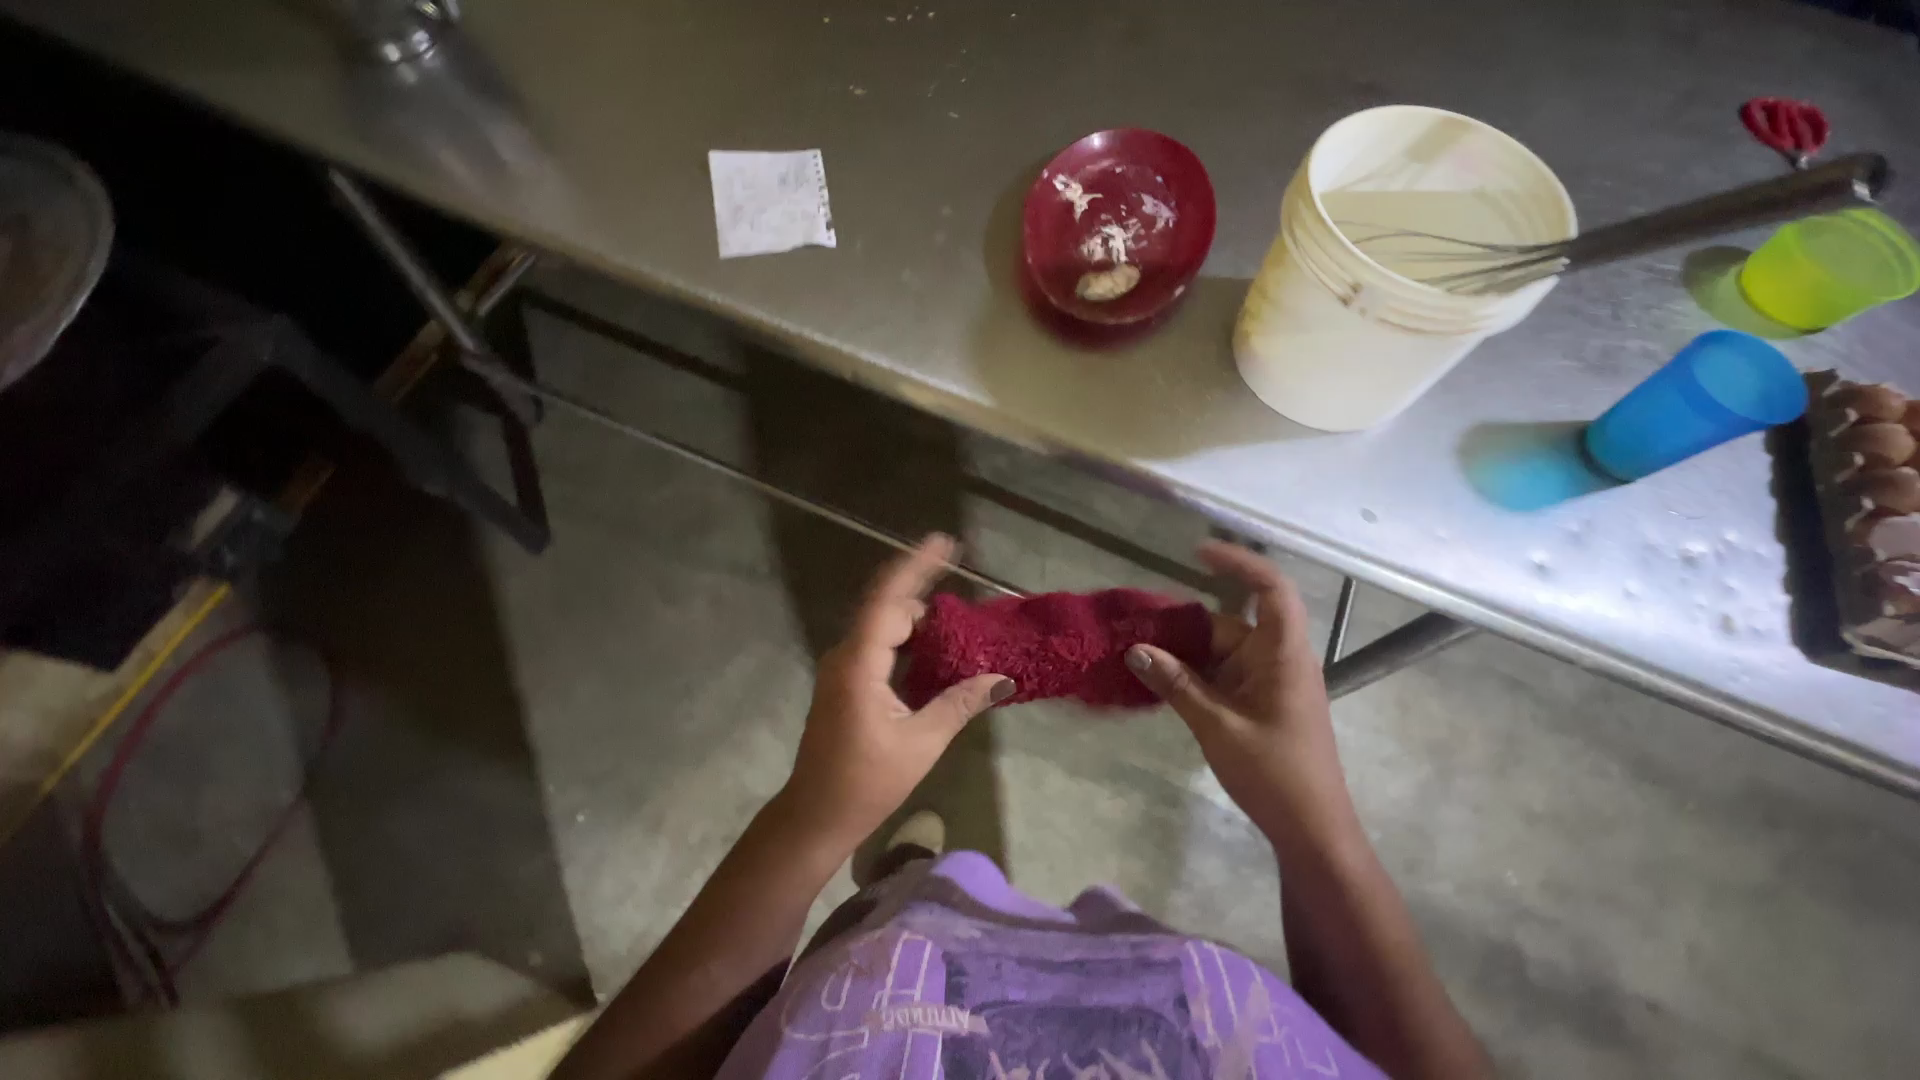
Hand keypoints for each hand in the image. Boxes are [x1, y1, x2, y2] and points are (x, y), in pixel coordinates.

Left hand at [782, 534, 1014, 844]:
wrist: (814, 816)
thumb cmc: (865, 783)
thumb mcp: (920, 743)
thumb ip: (958, 703)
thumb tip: (999, 678)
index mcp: (859, 664)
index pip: (888, 601)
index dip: (916, 567)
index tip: (945, 542)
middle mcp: (845, 656)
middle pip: (887, 610)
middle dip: (926, 600)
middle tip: (968, 607)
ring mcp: (841, 670)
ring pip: (881, 629)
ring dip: (917, 625)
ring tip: (958, 630)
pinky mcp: (844, 684)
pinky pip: (877, 648)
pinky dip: (906, 644)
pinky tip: (934, 655)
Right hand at [1127, 542, 1349, 836]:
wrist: (1312, 830)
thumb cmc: (1275, 774)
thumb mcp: (1218, 727)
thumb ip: (1177, 685)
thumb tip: (1135, 649)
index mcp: (1284, 655)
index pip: (1271, 589)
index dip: (1239, 563)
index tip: (1197, 553)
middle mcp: (1278, 660)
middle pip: (1230, 623)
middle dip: (1183, 621)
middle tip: (1134, 622)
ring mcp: (1269, 683)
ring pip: (1221, 651)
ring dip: (1183, 651)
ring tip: (1133, 649)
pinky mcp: (1258, 705)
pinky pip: (1221, 676)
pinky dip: (1191, 674)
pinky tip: (1156, 680)